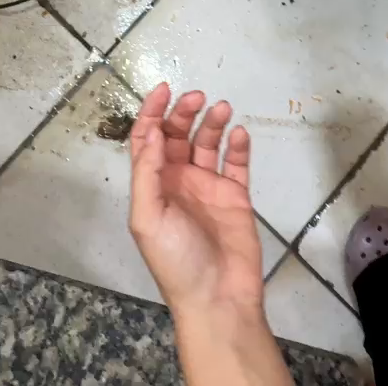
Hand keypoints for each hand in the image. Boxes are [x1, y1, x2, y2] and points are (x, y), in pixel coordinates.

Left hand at [127, 83, 264, 317]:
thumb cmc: (176, 259)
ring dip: (212, 122)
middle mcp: (179, 180)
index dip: (152, 111)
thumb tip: (153, 131)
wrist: (217, 299)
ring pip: (208, 143)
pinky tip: (239, 134)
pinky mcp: (235, 196)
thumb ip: (148, 172)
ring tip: (222, 108)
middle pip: (178, 134)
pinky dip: (238, 146)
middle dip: (184, 111)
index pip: (148, 139)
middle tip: (197, 96)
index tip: (164, 89)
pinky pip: (236, 164)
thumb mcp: (148, 217)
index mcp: (154, 184)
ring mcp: (208, 186)